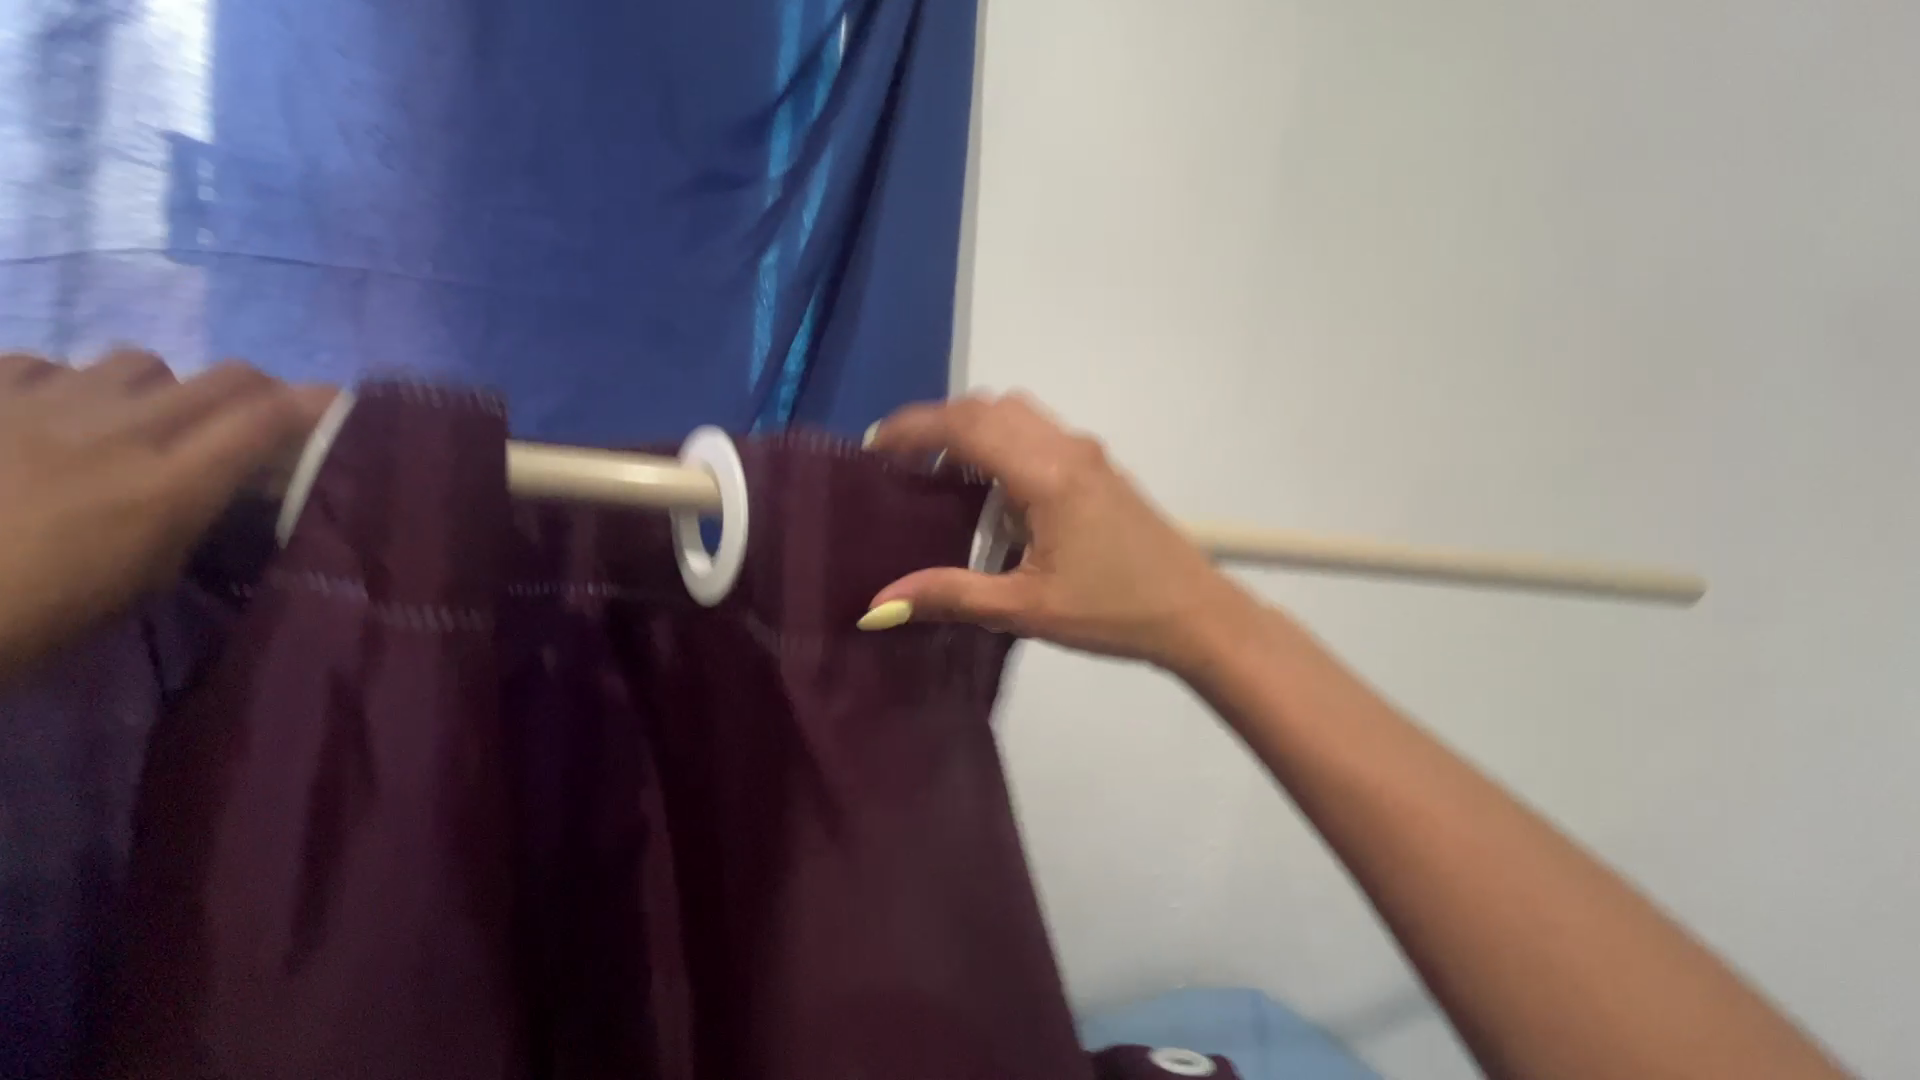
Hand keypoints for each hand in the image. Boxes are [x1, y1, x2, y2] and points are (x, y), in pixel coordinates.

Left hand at [0, 349, 331, 681]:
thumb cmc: (42, 611)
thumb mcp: (149, 576)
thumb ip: (199, 512)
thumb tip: (242, 476)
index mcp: (167, 487)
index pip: (267, 420)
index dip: (314, 406)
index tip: (339, 408)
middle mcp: (117, 431)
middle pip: (225, 377)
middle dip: (260, 392)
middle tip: (255, 418)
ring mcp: (40, 403)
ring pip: (142, 361)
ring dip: (163, 387)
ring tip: (140, 418)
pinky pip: (45, 362)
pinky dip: (66, 384)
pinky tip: (51, 417)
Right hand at [862, 393, 1256, 673]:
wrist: (1195, 613)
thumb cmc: (1113, 612)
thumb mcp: (1026, 608)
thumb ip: (950, 596)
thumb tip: (876, 605)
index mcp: (1046, 474)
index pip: (966, 424)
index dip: (913, 428)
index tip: (873, 447)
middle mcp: (1066, 448)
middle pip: (989, 407)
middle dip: (937, 424)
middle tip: (900, 463)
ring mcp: (1087, 453)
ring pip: (1016, 414)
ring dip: (972, 429)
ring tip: (939, 474)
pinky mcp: (1098, 468)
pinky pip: (1037, 433)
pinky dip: (1000, 442)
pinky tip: (990, 490)